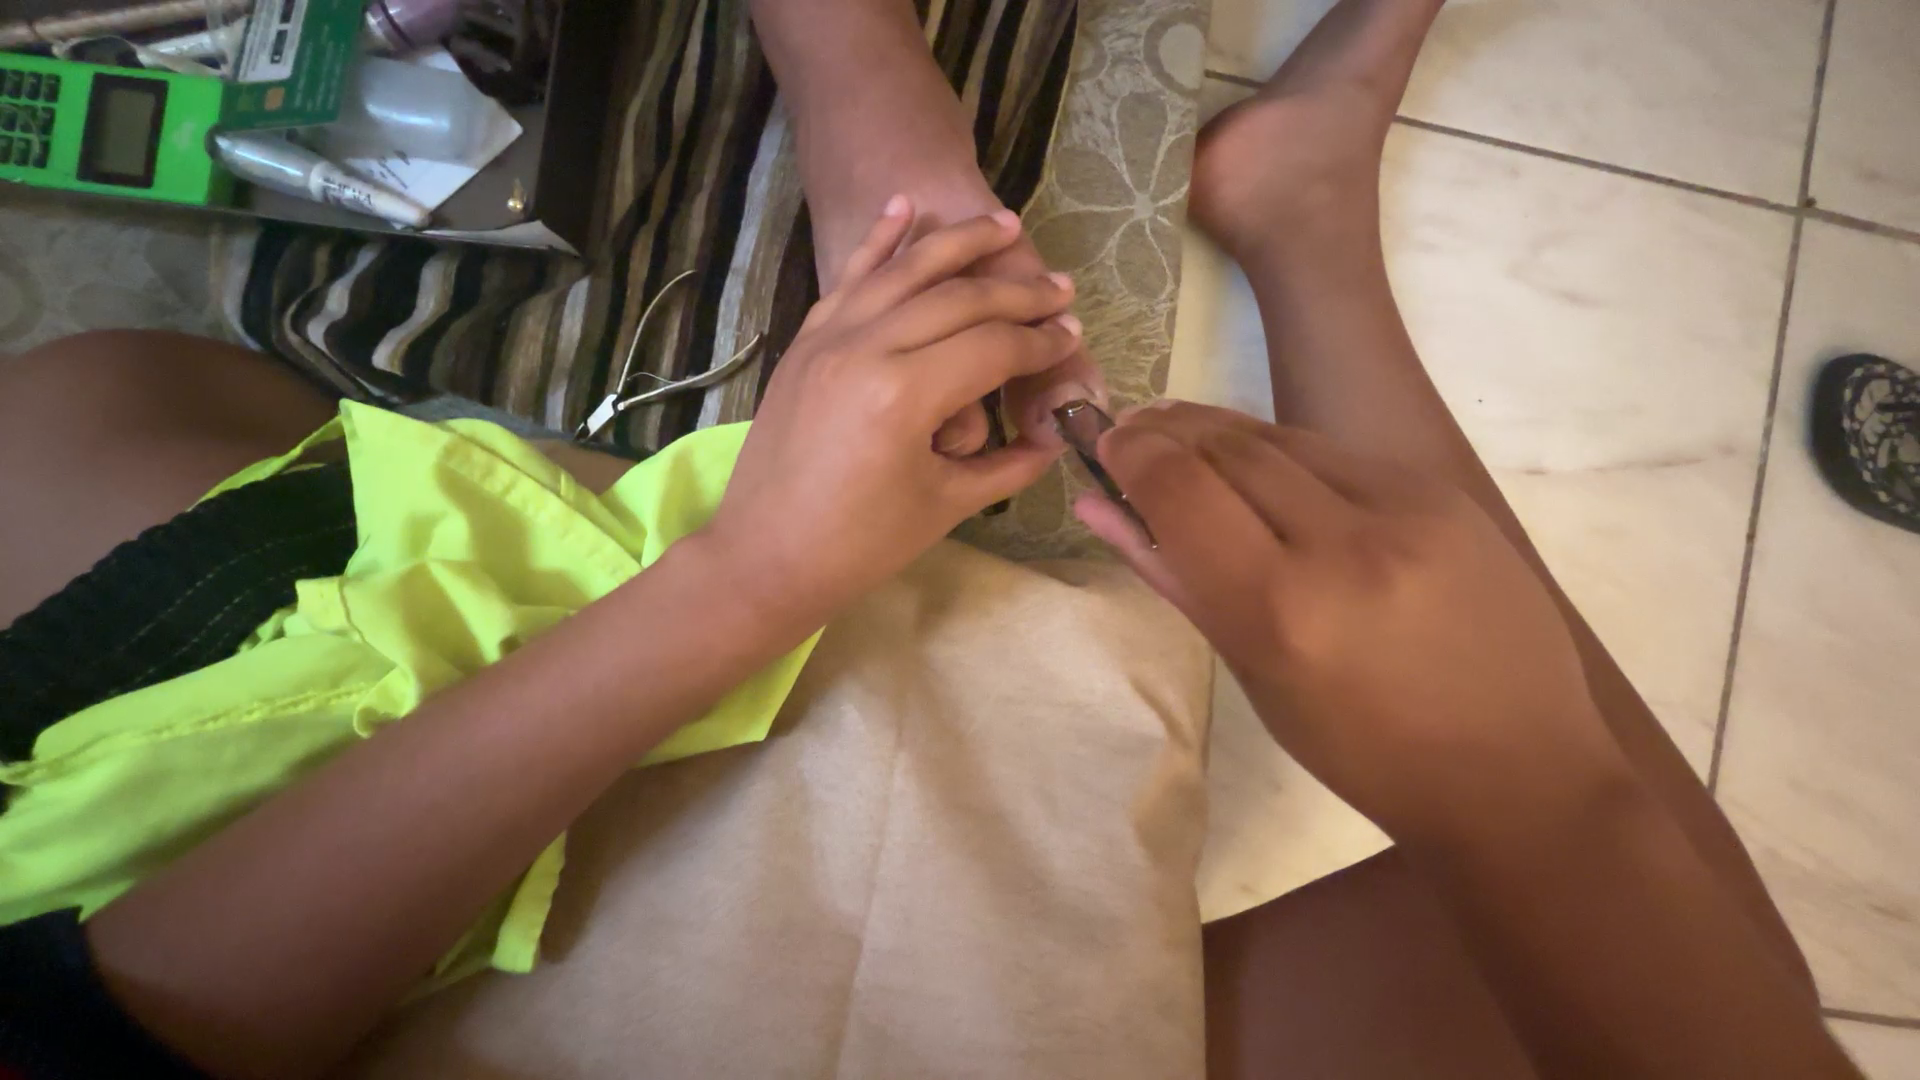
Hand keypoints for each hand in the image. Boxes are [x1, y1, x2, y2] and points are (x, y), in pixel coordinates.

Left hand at [703, 199, 1078, 627]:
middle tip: (1061, 288)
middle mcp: (867, 348)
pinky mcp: (805, 342)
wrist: (765, 557)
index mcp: (905, 396)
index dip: (1040, 342)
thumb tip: (1053, 441)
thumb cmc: (860, 546)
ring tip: (1004, 223)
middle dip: (1017, 292)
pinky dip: (878, 241)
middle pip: (958, 300)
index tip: (1073, 336)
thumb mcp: (944, 507)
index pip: (993, 348)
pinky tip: (905, 206)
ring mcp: (829, 338)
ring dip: (959, 242)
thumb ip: (1007, 466)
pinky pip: (848, 280)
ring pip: (905, 272)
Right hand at [1076, 402, 1621, 837]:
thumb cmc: (1354, 746)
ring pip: (1281, 438)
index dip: (1132, 453)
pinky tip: (1257, 465)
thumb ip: (1171, 575)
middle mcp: (1342, 545)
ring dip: (1217, 431)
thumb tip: (1098, 505)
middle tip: (1133, 430)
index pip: (1181, 490)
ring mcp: (1406, 510)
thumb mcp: (1247, 669)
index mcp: (1280, 608)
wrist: (1514, 769)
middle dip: (1167, 430)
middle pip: (1228, 448)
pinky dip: (1279, 451)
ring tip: (1181, 434)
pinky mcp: (1444, 494)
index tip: (1106, 442)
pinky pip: (1335, 453)